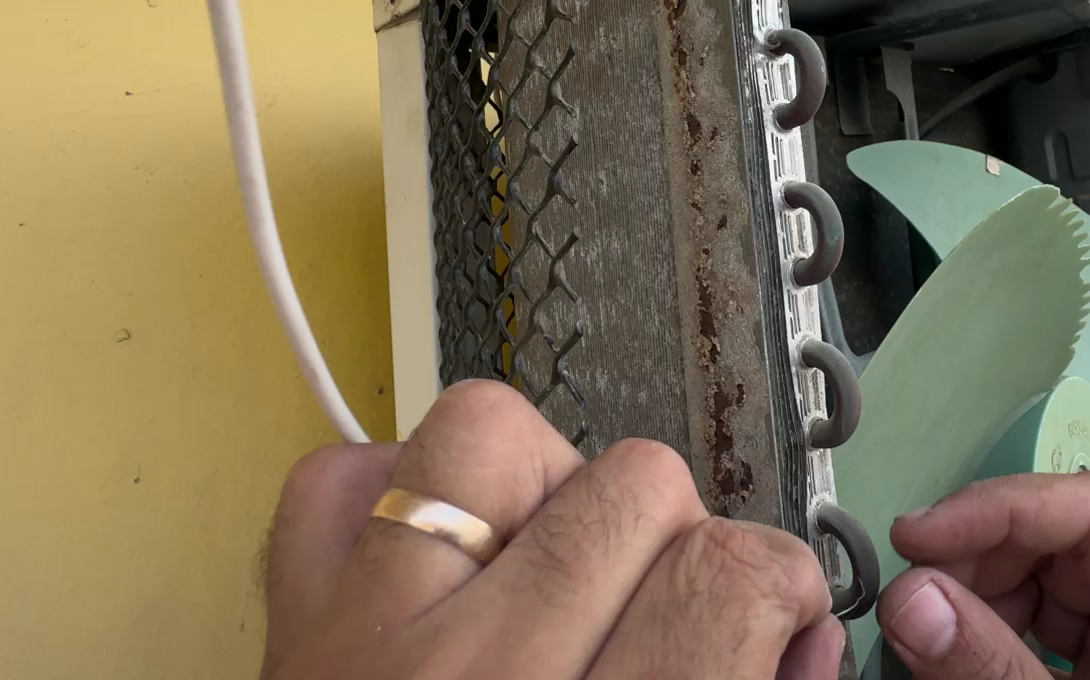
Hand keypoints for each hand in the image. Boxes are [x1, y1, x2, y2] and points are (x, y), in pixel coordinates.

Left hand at [260, 380, 845, 678]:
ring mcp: (354, 657)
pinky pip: (340, 482)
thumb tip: (806, 621)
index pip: (730, 579)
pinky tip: (440, 565)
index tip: (771, 607)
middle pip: (637, 481)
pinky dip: (402, 494)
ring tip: (545, 563)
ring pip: (489, 431)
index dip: (778, 581)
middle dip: (672, 530)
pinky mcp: (282, 636)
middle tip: (650, 602)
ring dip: (544, 481)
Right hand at [876, 473, 1089, 679]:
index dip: (1000, 510)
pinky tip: (962, 651)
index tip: (916, 537)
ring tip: (927, 628)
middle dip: (980, 557)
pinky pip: (1056, 625)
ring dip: (981, 593)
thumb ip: (996, 673)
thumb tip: (903, 597)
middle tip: (910, 593)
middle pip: (1068, 540)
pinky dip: (1001, 631)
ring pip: (1053, 578)